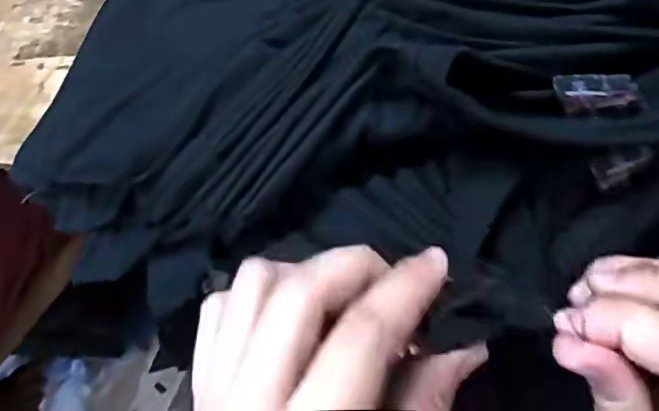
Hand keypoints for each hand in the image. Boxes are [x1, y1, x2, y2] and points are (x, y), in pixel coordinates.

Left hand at [194, 246, 487, 410]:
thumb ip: (421, 410)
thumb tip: (461, 346)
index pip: (360, 336)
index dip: (405, 289)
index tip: (438, 262)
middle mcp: (249, 404)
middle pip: (299, 293)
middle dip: (356, 266)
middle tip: (395, 278)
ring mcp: (214, 395)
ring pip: (251, 285)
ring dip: (303, 273)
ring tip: (343, 297)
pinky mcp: (197, 394)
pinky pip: (219, 312)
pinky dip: (256, 295)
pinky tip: (290, 317)